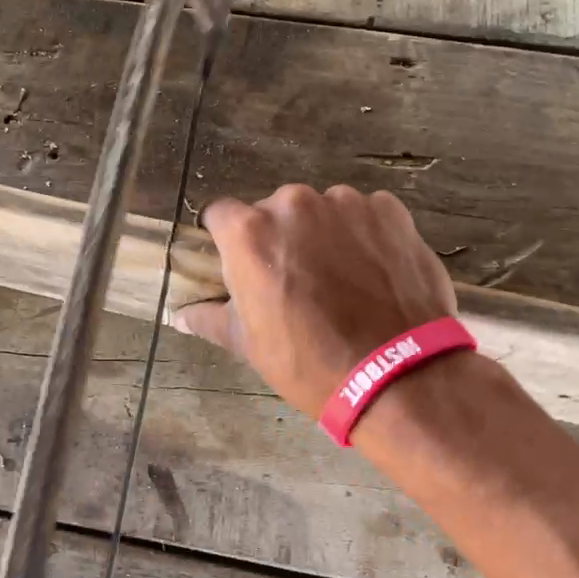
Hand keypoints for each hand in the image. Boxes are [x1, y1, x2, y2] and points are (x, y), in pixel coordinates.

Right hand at [175, 184, 456, 417]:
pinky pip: (365, 215)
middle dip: (280, 238)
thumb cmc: (309, 361)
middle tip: (297, 281)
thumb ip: (210, 318)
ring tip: (343, 280)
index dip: (228, 239)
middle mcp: (293, 204)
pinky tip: (374, 273)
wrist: (398, 374)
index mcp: (250, 232)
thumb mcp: (249, 345)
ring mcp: (345, 203)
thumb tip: (180, 316)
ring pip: (322, 211)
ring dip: (324, 234)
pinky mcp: (389, 211)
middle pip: (274, 211)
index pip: (220, 215)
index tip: (242, 264)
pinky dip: (365, 236)